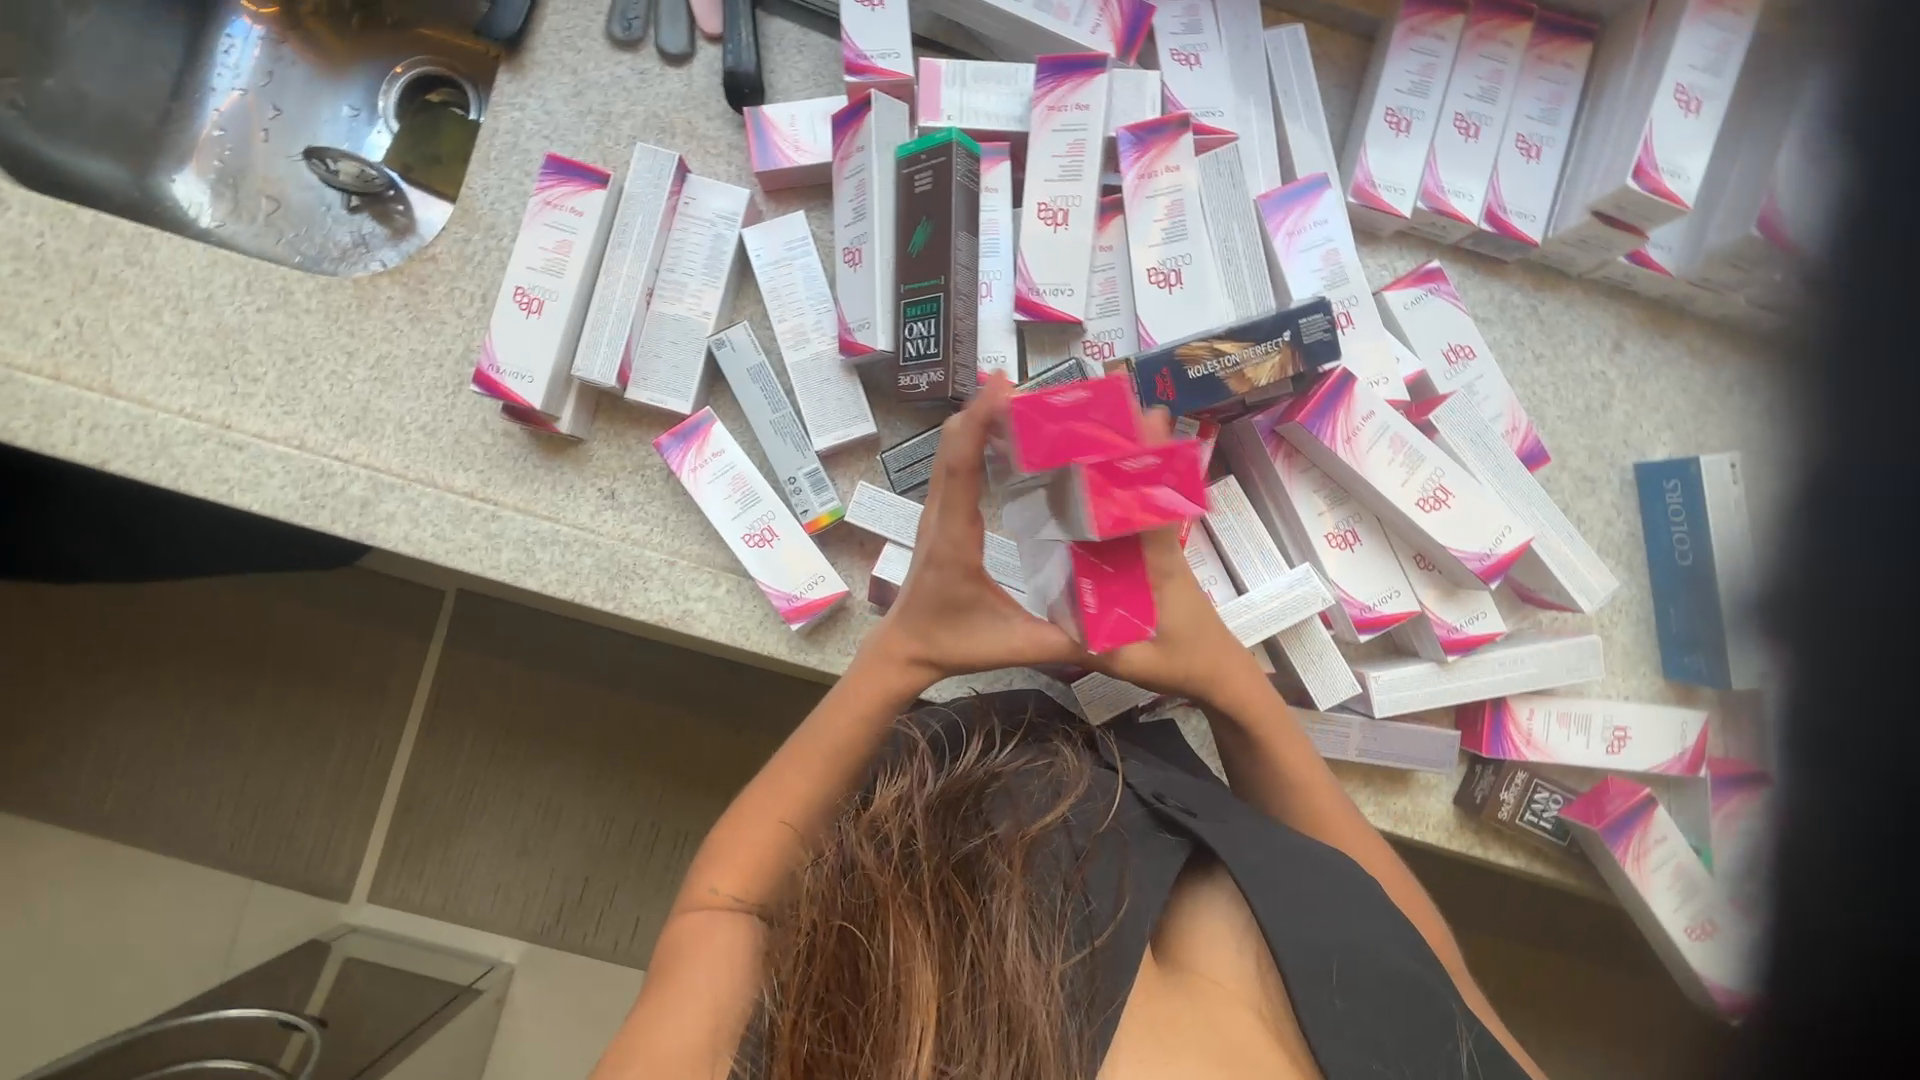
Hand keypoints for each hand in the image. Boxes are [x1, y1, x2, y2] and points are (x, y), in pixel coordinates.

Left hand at [860, 377, 1090, 691]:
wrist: (905, 648)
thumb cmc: (953, 644)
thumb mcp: (1012, 646)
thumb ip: (1062, 643)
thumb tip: (1117, 634)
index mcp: (954, 538)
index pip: (962, 468)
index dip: (979, 422)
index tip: (1002, 386)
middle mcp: (939, 515)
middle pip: (953, 445)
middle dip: (985, 408)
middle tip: (1029, 388)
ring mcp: (935, 512)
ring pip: (949, 450)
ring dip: (979, 420)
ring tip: (1022, 402)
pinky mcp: (939, 515)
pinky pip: (952, 465)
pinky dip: (973, 439)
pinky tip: (1004, 436)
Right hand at [1081, 410, 1269, 707]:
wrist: (1222, 675)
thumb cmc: (1184, 665)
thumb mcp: (1133, 662)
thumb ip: (1094, 644)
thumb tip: (1046, 622)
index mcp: (1159, 566)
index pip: (1153, 506)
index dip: (1150, 462)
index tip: (1146, 417)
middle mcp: (1159, 548)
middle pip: (1148, 486)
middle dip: (1136, 442)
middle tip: (1119, 398)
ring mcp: (1158, 551)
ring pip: (1142, 498)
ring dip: (1127, 460)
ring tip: (1104, 421)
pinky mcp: (1153, 559)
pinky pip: (1134, 518)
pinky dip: (1118, 491)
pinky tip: (1093, 478)